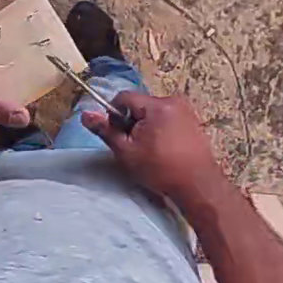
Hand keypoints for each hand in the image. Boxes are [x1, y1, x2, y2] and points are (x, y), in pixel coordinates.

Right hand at [82, 91, 226, 198]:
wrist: (196, 185)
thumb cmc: (159, 169)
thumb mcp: (125, 151)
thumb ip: (105, 130)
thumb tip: (85, 114)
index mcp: (157, 106)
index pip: (124, 97)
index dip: (114, 114)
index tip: (117, 134)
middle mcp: (173, 101)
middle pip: (139, 104)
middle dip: (131, 121)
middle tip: (132, 145)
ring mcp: (185, 110)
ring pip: (152, 112)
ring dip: (144, 126)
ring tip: (148, 149)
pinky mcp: (192, 121)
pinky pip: (166, 118)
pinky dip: (158, 129)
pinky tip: (161, 149)